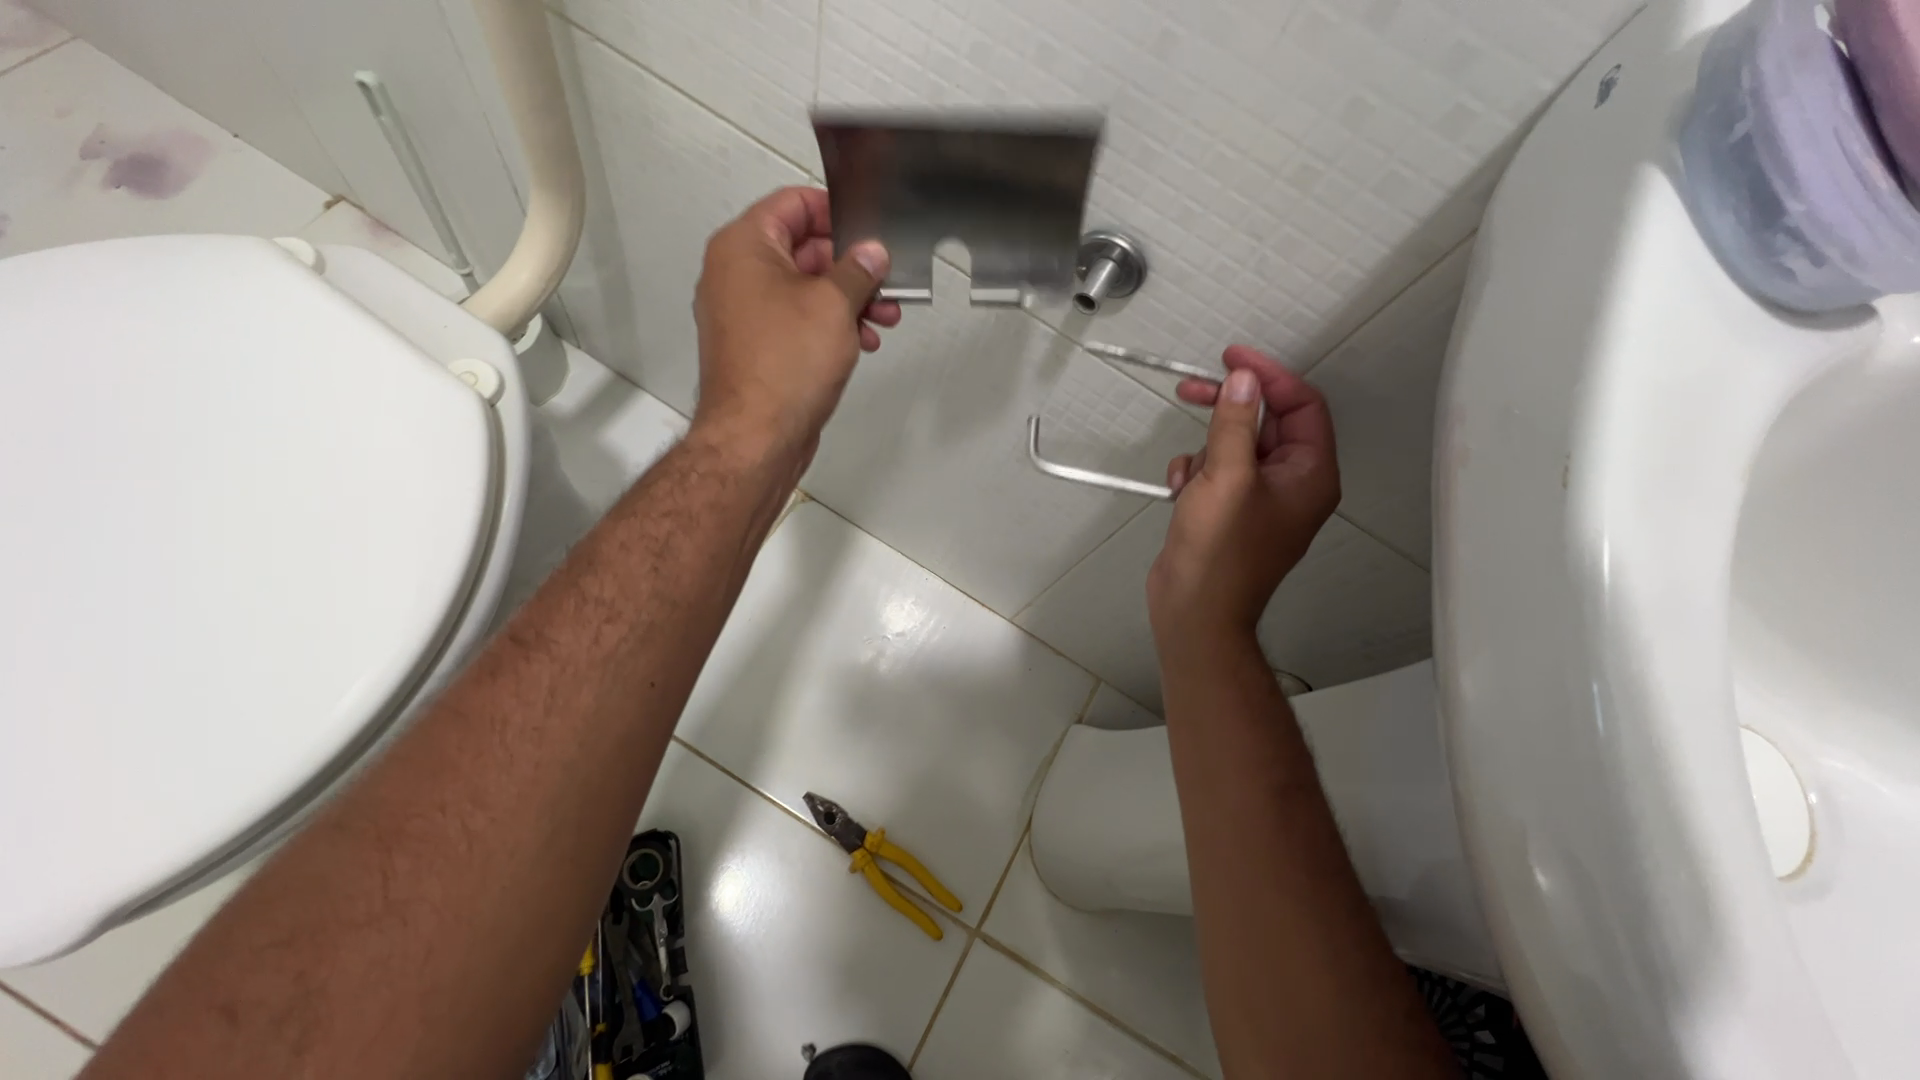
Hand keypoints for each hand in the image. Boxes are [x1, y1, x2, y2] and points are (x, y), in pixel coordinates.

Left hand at [691, 186, 901, 455]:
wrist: (756, 438)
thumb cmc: (783, 367)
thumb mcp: (834, 305)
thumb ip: (858, 270)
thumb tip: (871, 253)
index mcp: (743, 246)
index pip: (793, 203)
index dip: (836, 211)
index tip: (869, 228)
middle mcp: (736, 275)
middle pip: (802, 249)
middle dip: (851, 266)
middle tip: (887, 280)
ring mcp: (744, 314)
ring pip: (804, 289)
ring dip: (847, 300)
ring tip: (884, 317)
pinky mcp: (757, 348)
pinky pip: (797, 322)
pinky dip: (829, 326)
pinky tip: (862, 342)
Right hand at [1147, 346, 1340, 650]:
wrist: (1194, 610)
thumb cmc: (1219, 549)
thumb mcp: (1227, 477)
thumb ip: (1236, 422)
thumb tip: (1244, 379)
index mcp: (1310, 474)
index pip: (1301, 405)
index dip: (1268, 376)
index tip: (1230, 358)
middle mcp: (1292, 483)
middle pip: (1265, 422)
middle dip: (1227, 408)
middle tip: (1191, 389)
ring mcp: (1259, 499)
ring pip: (1233, 446)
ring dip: (1205, 450)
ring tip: (1189, 478)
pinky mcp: (1229, 512)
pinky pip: (1214, 471)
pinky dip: (1194, 474)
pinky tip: (1180, 494)